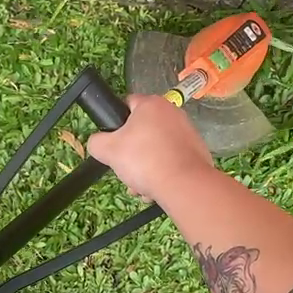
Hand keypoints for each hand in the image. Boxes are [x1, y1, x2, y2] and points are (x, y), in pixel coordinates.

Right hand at [88, 93, 218, 202]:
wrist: (183, 183)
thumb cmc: (144, 160)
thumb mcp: (108, 150)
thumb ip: (96, 142)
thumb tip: (98, 142)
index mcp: (151, 104)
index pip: (127, 104)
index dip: (117, 123)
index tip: (114, 142)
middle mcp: (172, 112)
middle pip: (142, 130)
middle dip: (131, 153)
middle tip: (126, 170)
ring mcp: (187, 131)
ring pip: (156, 148)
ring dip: (145, 167)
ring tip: (140, 186)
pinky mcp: (196, 150)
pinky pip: (172, 159)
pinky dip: (162, 172)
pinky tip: (156, 188)